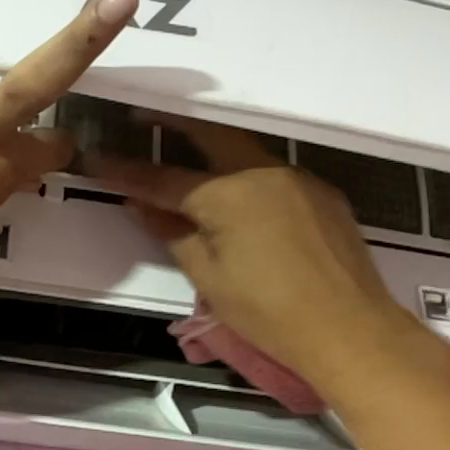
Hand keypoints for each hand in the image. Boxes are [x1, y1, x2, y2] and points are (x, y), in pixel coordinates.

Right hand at [98, 117, 449, 405]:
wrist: (352, 331)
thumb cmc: (269, 312)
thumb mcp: (208, 277)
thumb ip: (172, 232)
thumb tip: (140, 204)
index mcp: (226, 192)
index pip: (162, 178)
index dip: (126, 170)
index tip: (96, 159)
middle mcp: (261, 171)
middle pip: (209, 135)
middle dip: (172, 124)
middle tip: (143, 118)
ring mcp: (297, 178)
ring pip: (245, 151)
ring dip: (212, 149)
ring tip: (187, 152)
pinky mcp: (323, 194)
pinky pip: (274, 173)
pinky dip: (247, 174)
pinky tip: (241, 194)